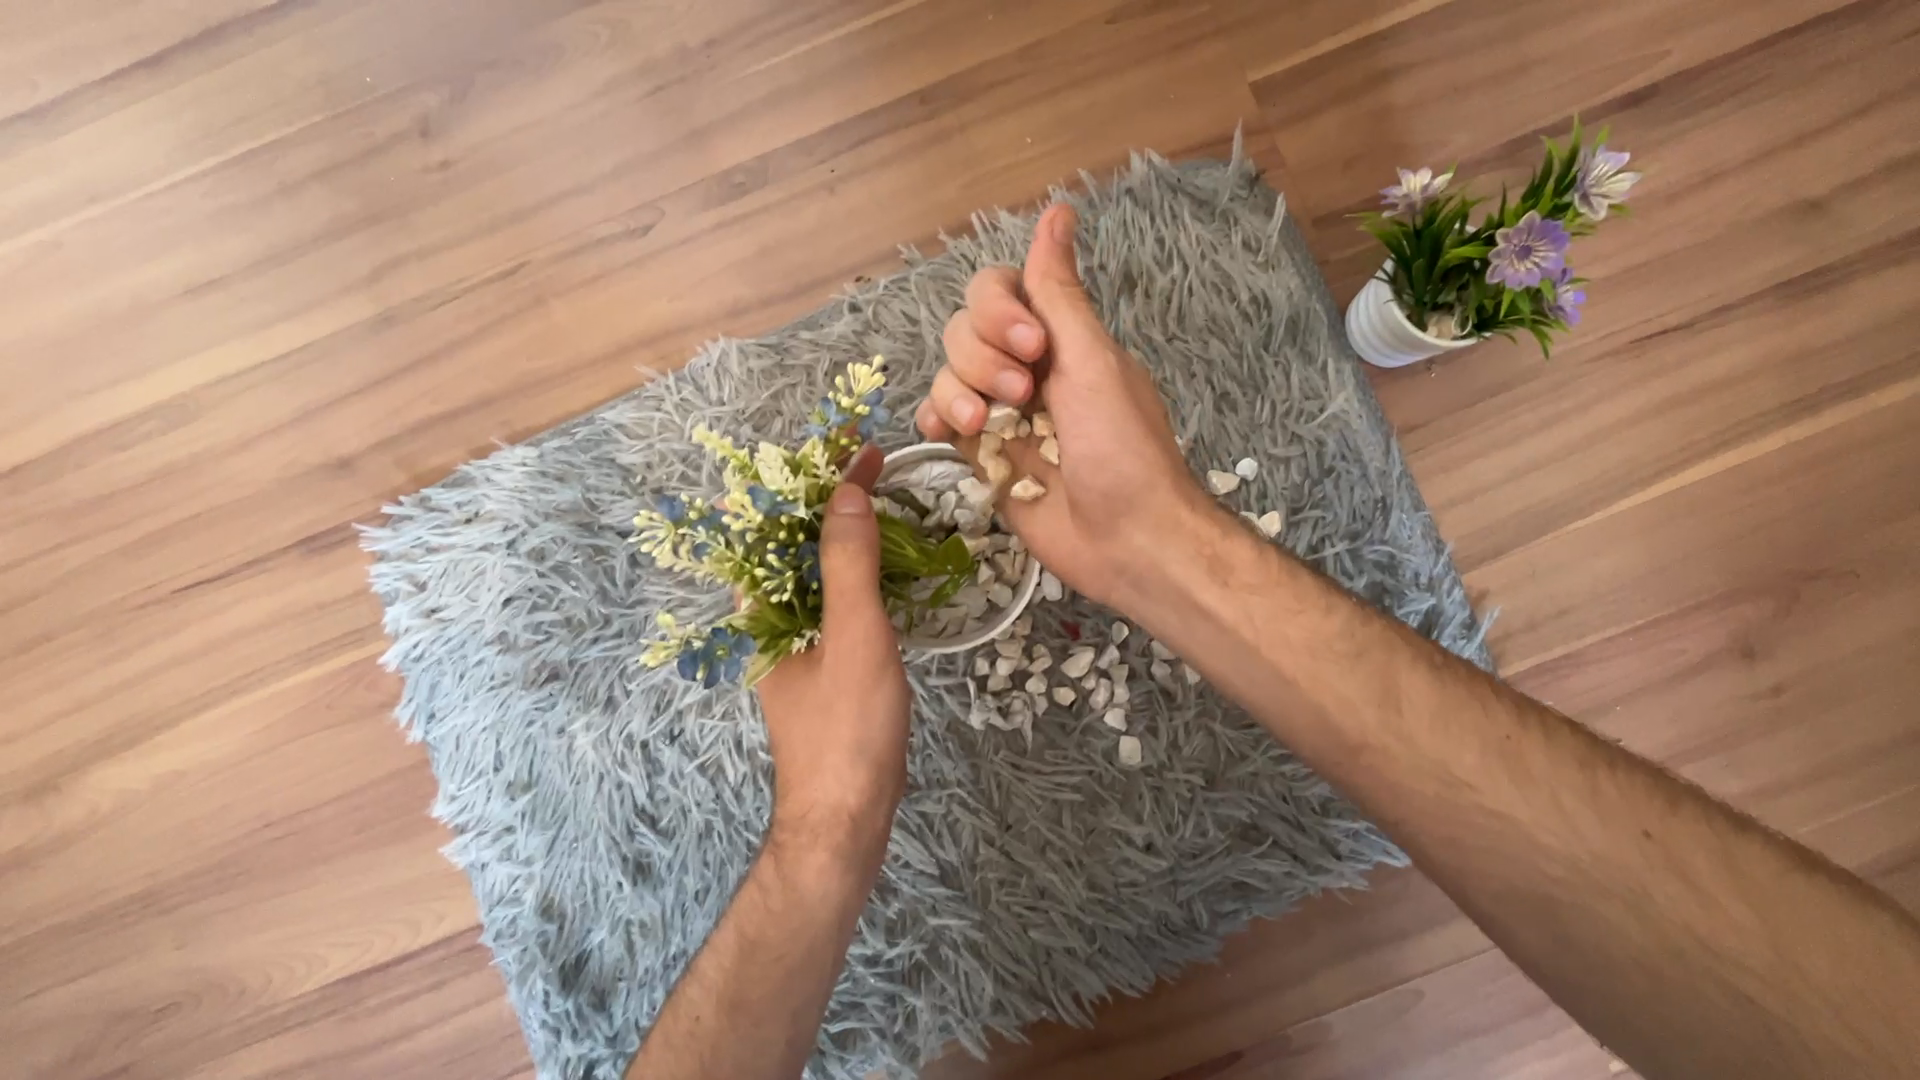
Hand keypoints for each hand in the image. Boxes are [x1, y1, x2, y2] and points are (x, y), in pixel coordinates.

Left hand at [754, 445, 911, 867]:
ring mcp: (799, 644)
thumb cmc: (846, 730)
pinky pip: (841, 603)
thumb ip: (848, 564)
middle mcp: (770, 622)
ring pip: (823, 574)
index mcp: (759, 610)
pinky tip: (895, 564)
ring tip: (894, 502)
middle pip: (799, 545)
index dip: (817, 481)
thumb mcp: (853, 638)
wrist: (848, 819)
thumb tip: (846, 492)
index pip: (781, 525)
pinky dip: (866, 575)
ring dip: (853, 536)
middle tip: (883, 468)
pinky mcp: (826, 664)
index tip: (861, 450)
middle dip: (835, 501)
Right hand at [914, 202, 1213, 610]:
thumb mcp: (1093, 362)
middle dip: (982, 358)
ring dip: (958, 391)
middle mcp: (1025, 369)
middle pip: (964, 329)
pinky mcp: (982, 456)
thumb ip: (1059, 294)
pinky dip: (938, 420)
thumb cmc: (1123, 449)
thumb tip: (1057, 210)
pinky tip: (949, 434)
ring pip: (947, 374)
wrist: (1125, 539)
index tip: (1033, 347)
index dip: (1000, 311)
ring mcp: (1000, 414)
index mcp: (1059, 340)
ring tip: (987, 425)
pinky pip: (941, 421)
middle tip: (1023, 396)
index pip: (999, 290)